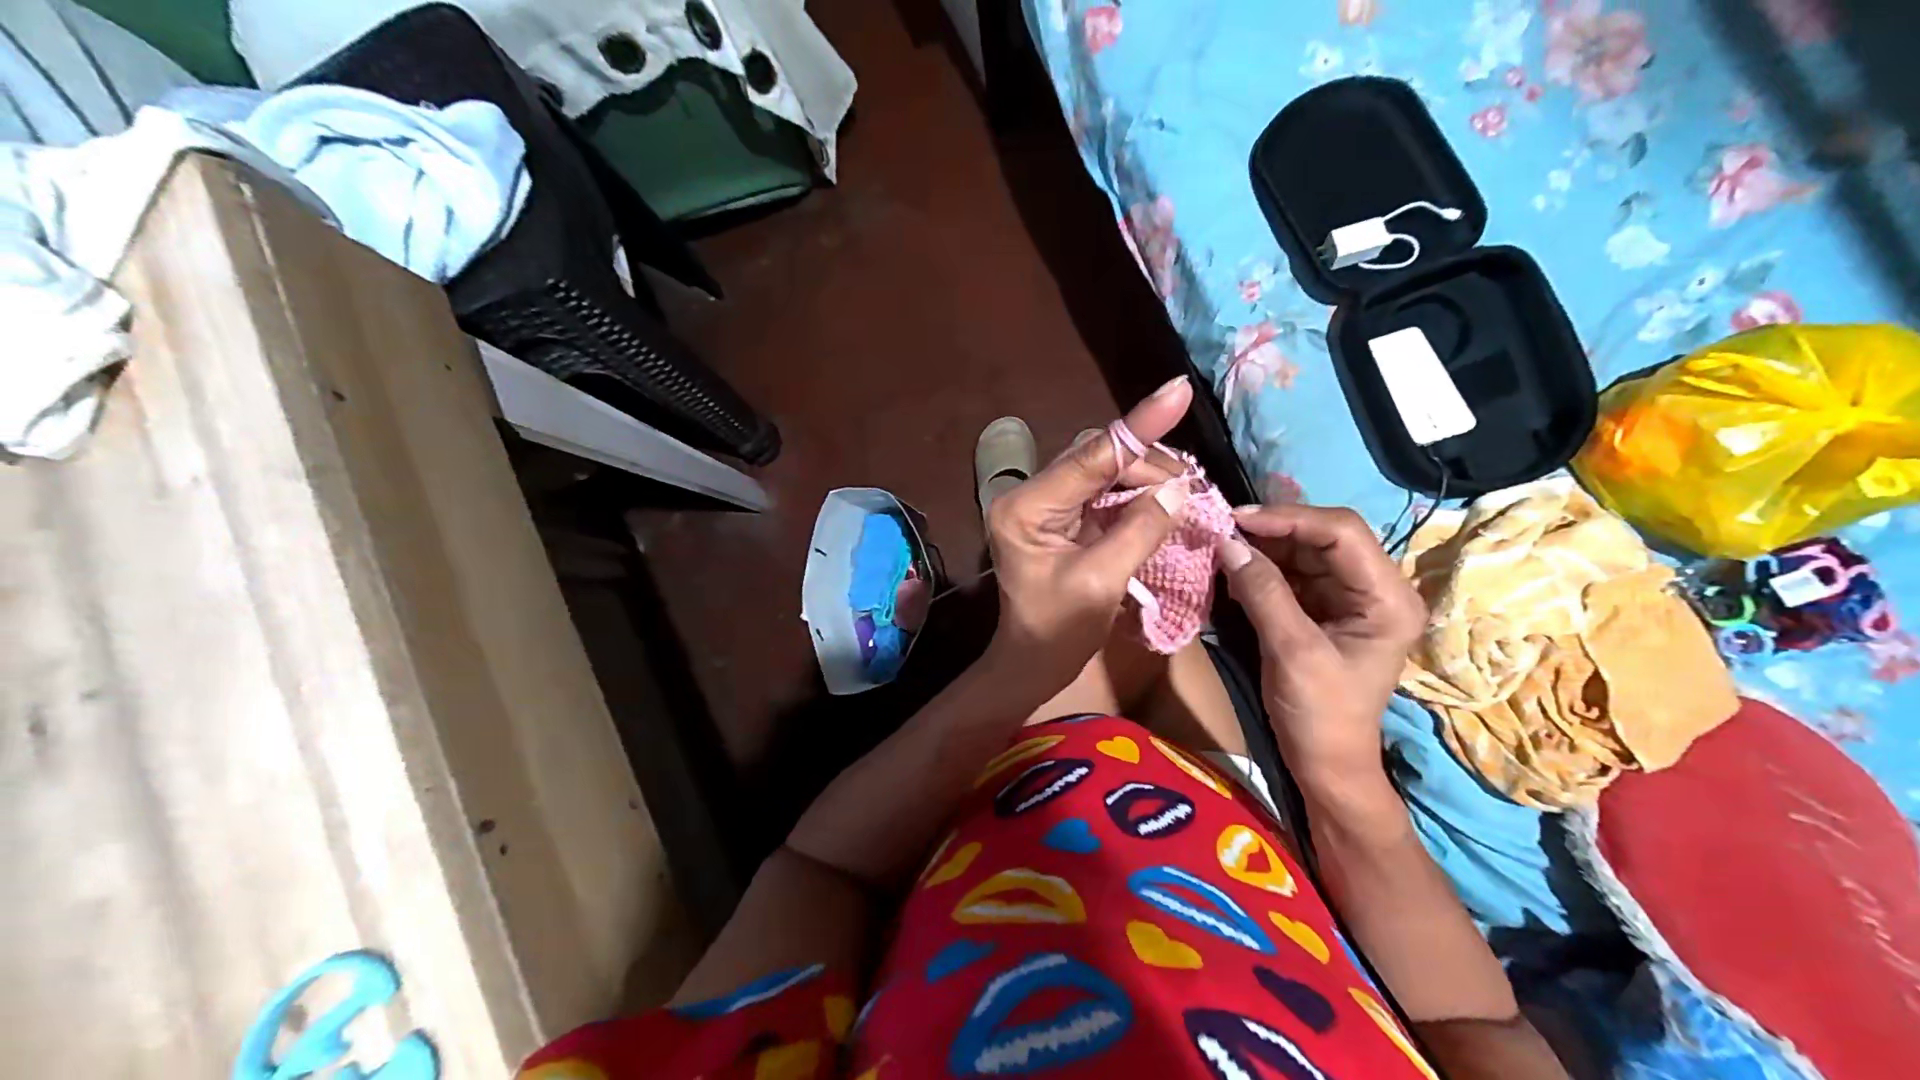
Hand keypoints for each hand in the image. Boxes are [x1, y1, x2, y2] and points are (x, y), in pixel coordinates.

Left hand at [983, 376, 1194, 694]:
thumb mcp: (1102, 582)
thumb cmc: (1058, 632)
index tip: (1178, 391)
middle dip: (1146, 463)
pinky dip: (1135, 494)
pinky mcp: (1060, 517)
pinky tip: (1163, 498)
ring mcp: (1044, 505)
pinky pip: (1102, 491)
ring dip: (1144, 476)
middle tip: (1192, 484)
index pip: (1089, 457)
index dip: (1138, 426)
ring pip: (1101, 469)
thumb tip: (1180, 489)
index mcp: (1026, 508)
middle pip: (1096, 457)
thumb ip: (1141, 530)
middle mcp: (1030, 496)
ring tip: (1185, 491)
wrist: (1030, 664)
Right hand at [1220, 504, 1425, 793]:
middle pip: (1322, 536)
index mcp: (1387, 597)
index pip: (1342, 532)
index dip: (1289, 519)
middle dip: (1272, 529)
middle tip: (1222, 528)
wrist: (1325, 762)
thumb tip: (1226, 542)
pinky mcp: (1321, 607)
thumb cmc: (1320, 713)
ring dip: (1262, 546)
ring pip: (1302, 550)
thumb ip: (1263, 592)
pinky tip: (1232, 567)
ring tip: (1221, 544)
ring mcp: (1346, 597)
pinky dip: (1259, 567)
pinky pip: (1289, 572)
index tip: (1237, 519)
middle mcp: (1373, 588)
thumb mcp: (1292, 651)